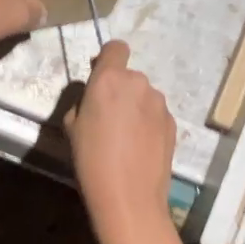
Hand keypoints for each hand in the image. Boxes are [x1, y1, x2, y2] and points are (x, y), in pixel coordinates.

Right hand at [67, 42, 175, 239]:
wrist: (129, 196)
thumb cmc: (90, 160)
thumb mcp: (71, 128)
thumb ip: (83, 103)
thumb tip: (94, 99)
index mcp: (109, 79)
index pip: (115, 48)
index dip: (108, 59)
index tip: (100, 77)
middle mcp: (138, 84)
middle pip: (129, 76)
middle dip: (119, 90)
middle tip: (107, 119)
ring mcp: (159, 104)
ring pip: (144, 96)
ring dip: (135, 108)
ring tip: (124, 138)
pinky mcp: (173, 123)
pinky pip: (155, 115)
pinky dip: (148, 124)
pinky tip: (139, 148)